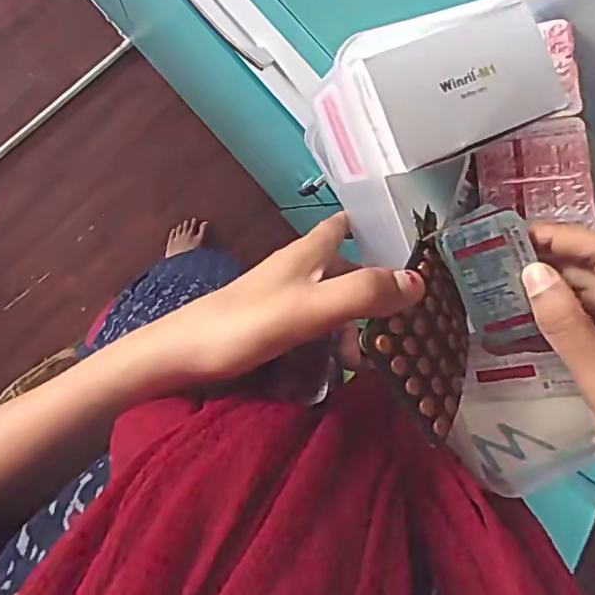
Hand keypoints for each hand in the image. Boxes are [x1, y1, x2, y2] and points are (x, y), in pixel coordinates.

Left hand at [138, 215, 423, 390]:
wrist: (177, 358)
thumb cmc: (244, 325)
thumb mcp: (310, 308)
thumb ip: (362, 293)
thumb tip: (418, 282)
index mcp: (306, 254)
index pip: (342, 226)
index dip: (371, 227)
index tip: (404, 241)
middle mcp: (294, 270)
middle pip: (343, 270)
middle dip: (372, 290)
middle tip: (402, 322)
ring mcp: (279, 299)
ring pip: (328, 302)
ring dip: (352, 325)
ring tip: (370, 361)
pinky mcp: (267, 327)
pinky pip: (311, 328)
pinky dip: (329, 342)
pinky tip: (336, 368)